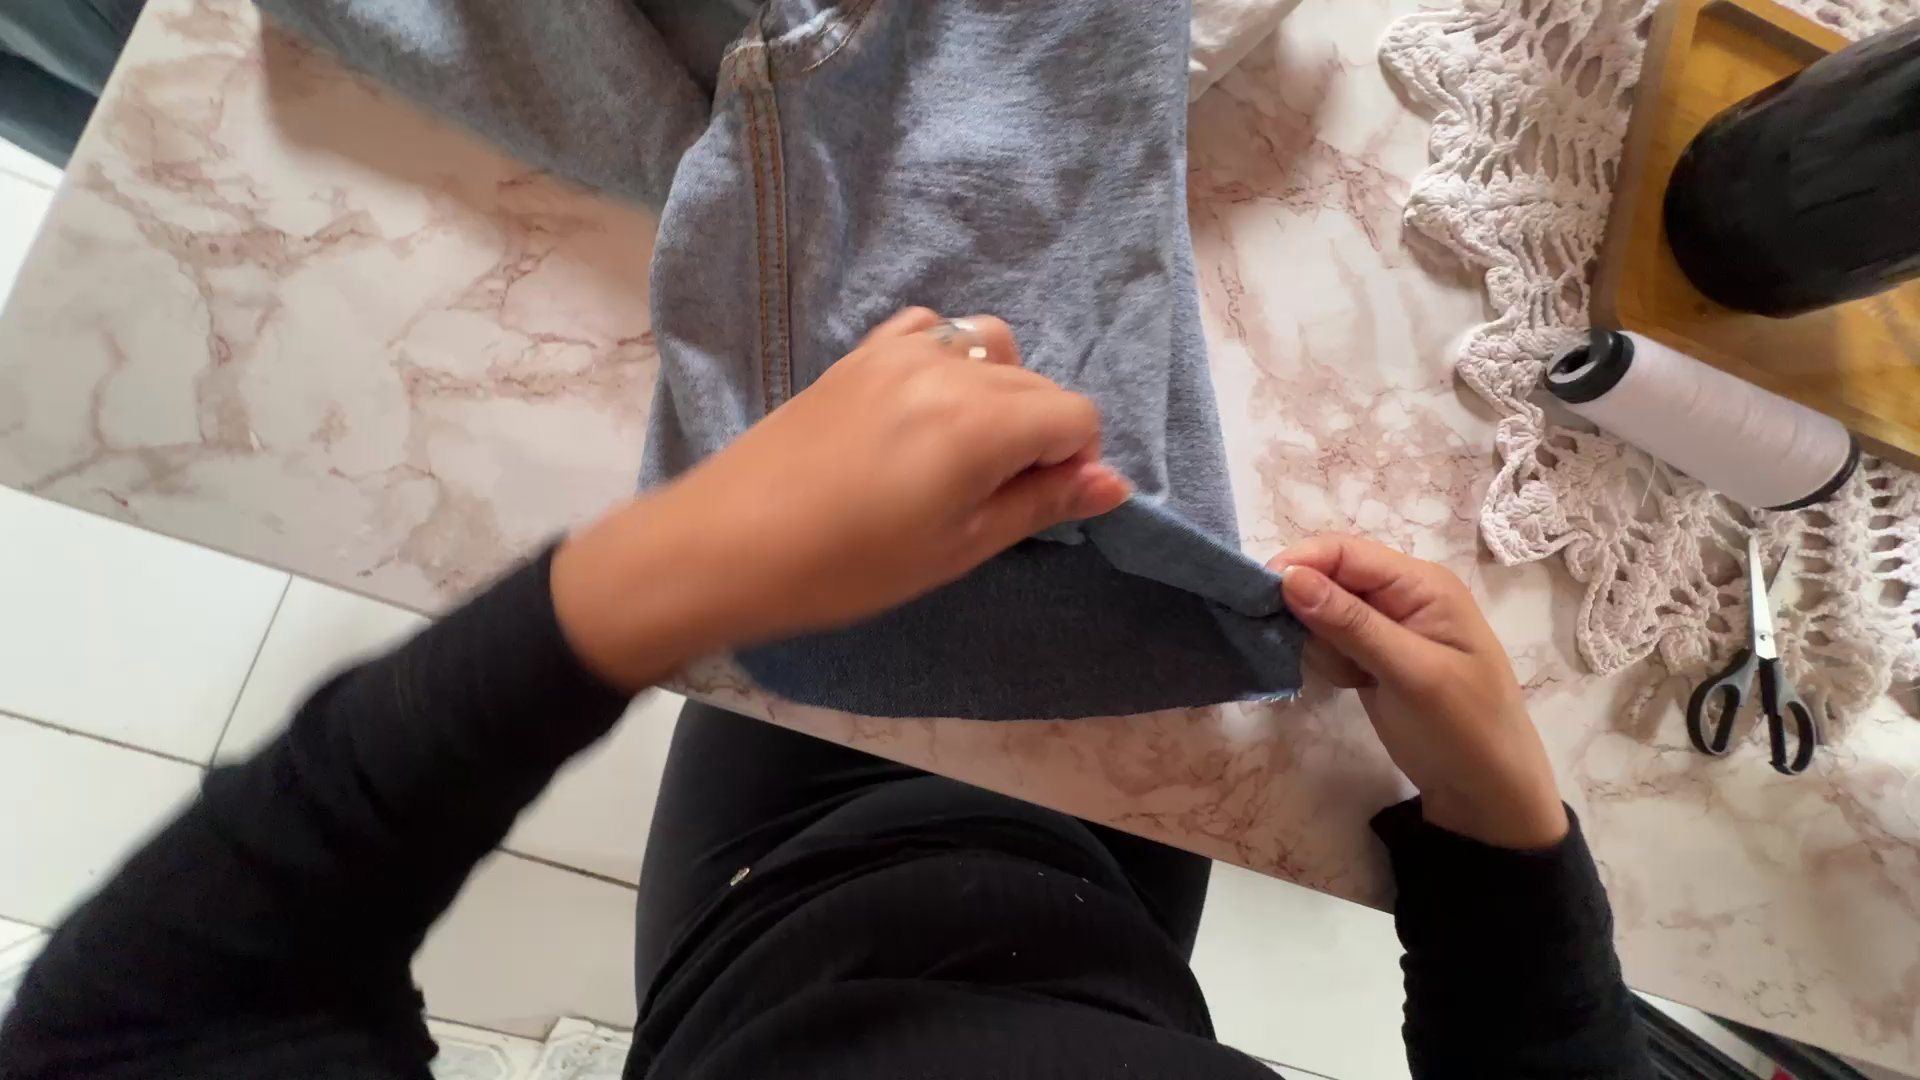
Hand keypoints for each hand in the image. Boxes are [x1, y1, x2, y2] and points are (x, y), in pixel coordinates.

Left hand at [553, 308, 1131, 688]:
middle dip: (1039, 436)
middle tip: (992, 495)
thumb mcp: (958, 547)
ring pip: (991, 348)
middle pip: (1038, 384)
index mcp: (981, 419)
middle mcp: (949, 364)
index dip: (1073, 463)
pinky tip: (923, 407)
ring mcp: (899, 349)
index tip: (1035, 503)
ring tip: (959, 452)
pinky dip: (950, 360)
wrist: (729, 543)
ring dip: (1000, 395)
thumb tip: (1114, 483)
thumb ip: (1040, 504)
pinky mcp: (861, 352)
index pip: (1076, 416)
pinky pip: (932, 331)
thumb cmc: (850, 566)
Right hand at [1271, 536, 1567, 849]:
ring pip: (1318, 610)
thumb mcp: (1409, 674)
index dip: (1298, 564)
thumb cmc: (1463, 730)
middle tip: (1309, 649)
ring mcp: (1384, 624)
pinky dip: (1326, 660)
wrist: (1485, 795)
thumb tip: (1287, 576)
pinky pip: (1325, 639)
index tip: (1258, 598)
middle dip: (1306, 609)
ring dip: (1318, 642)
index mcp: (1421, 584)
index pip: (1342, 551)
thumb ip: (1349, 622)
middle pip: (1326, 577)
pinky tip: (1353, 684)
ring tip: (1350, 677)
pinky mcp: (1368, 651)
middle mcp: (1400, 593)